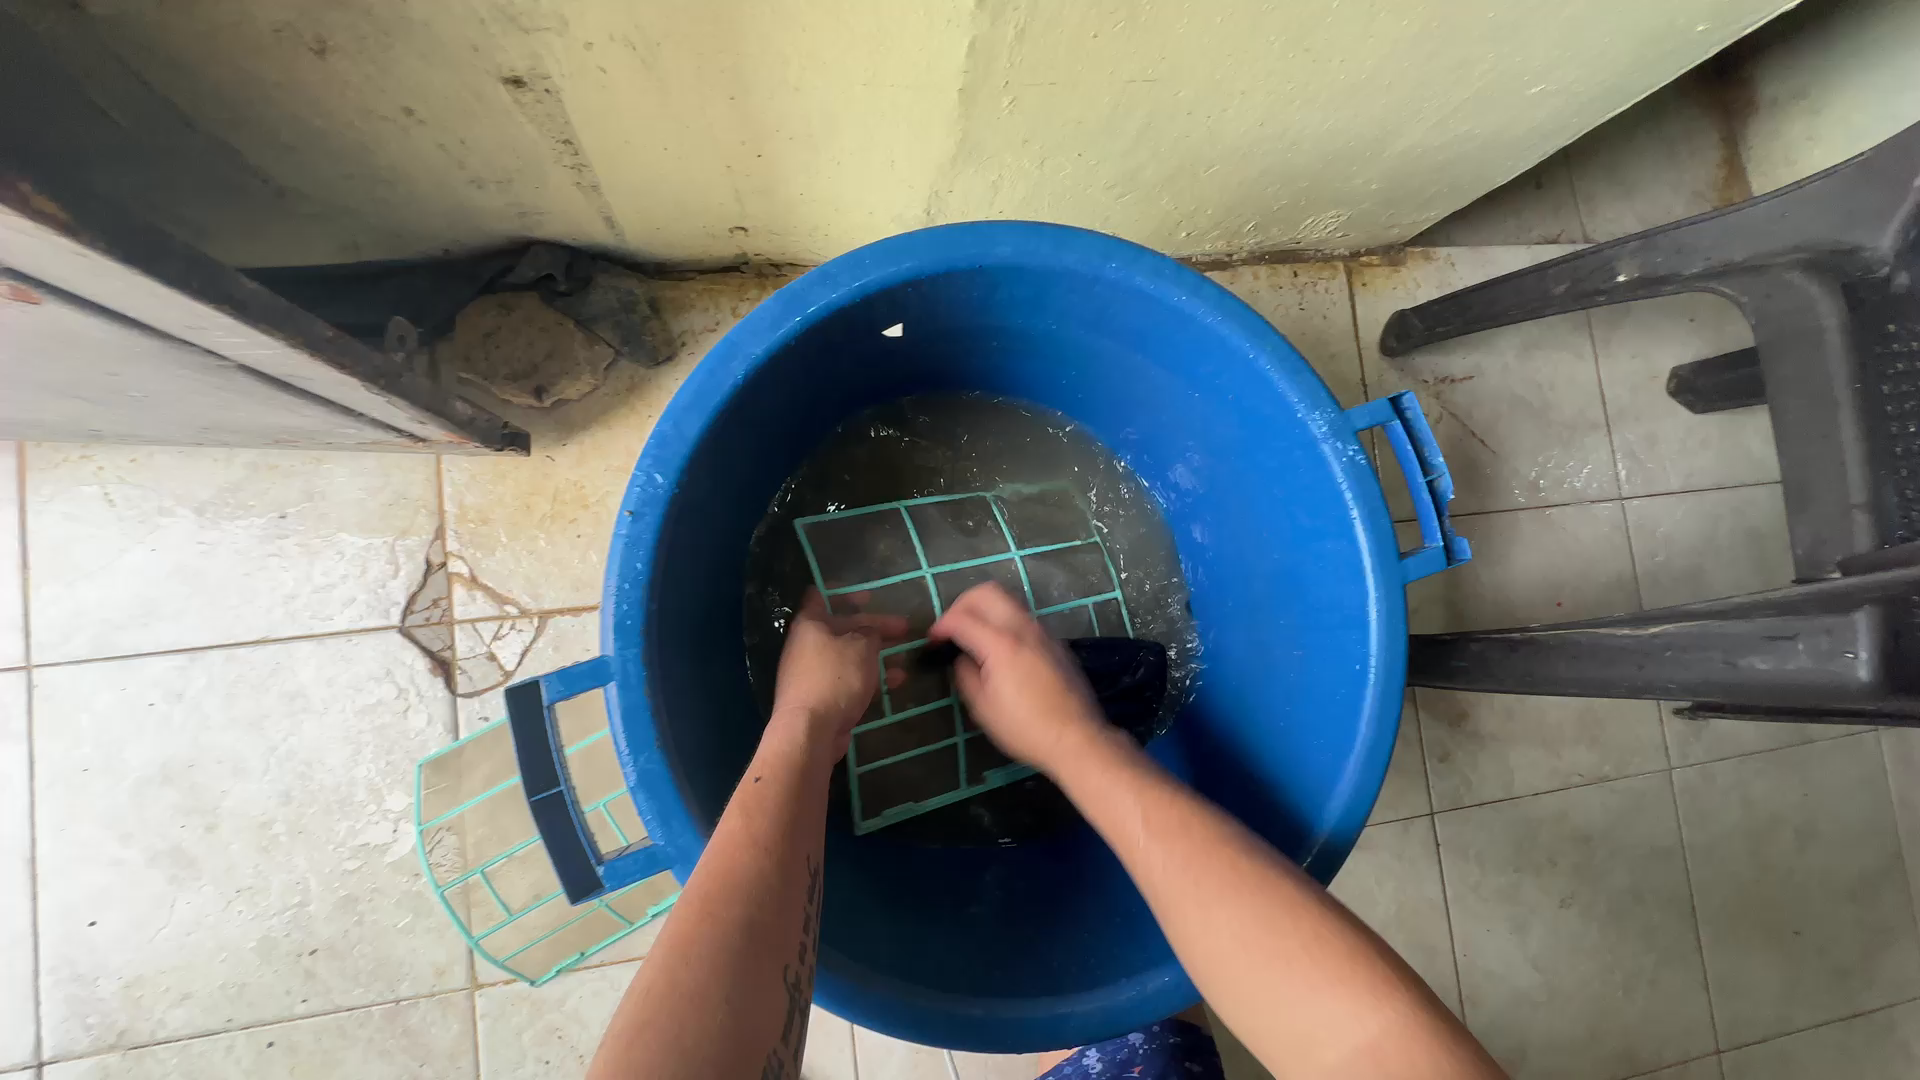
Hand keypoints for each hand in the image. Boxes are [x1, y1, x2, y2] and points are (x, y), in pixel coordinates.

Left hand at [772, 589, 908, 757]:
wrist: (810, 730)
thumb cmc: (835, 677)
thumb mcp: (862, 646)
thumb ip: (870, 632)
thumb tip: (870, 632)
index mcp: (811, 623)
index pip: (822, 596)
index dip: (845, 593)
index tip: (869, 596)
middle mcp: (808, 645)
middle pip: (844, 629)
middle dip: (875, 629)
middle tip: (904, 629)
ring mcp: (813, 673)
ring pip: (850, 656)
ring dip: (877, 655)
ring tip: (906, 657)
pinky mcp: (822, 697)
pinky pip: (849, 679)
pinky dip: (870, 677)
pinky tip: (895, 682)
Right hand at [927, 582, 1109, 774]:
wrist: (1077, 738)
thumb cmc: (1024, 728)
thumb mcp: (982, 707)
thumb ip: (965, 674)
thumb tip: (961, 657)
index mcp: (1000, 643)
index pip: (961, 618)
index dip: (940, 626)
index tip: (932, 641)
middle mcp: (1023, 627)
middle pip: (987, 592)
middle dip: (962, 604)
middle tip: (952, 628)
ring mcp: (1043, 631)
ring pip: (1009, 601)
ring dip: (985, 610)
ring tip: (974, 637)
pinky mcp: (1056, 641)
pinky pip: (1024, 618)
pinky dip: (1004, 622)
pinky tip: (1001, 650)